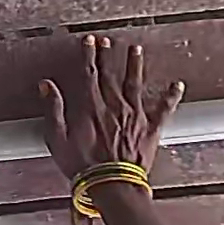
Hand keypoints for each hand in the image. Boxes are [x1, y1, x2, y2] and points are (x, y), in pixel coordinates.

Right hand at [39, 34, 184, 179]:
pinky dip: (170, 96)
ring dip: (135, 65)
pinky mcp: (150, 128)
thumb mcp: (57, 138)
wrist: (112, 183)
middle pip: (111, 74)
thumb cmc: (82, 164)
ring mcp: (135, 115)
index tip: (89, 41)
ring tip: (136, 50)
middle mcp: (114, 105)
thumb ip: (53, 109)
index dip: (88, 55)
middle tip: (108, 40)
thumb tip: (46, 85)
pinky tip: (177, 85)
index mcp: (90, 106)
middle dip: (108, 55)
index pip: (89, 73)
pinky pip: (163, 109)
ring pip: (136, 83)